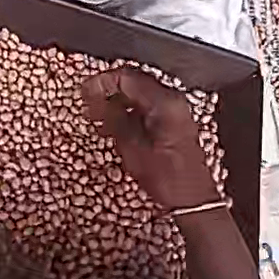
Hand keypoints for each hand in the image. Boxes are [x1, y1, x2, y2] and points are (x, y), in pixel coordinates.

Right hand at [81, 67, 219, 210]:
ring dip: (119, 103)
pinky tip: (116, 126)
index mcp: (165, 103)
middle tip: (88, 103)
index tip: (85, 91)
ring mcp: (177, 112)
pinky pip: (149, 109)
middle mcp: (174, 102)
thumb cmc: (166, 179)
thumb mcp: (133, 150)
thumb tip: (99, 103)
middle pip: (136, 84)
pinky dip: (131, 113)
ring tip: (98, 117)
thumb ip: (114, 120)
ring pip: (141, 97)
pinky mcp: (176, 124)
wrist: (193, 200)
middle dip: (109, 92)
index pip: (128, 78)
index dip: (103, 82)